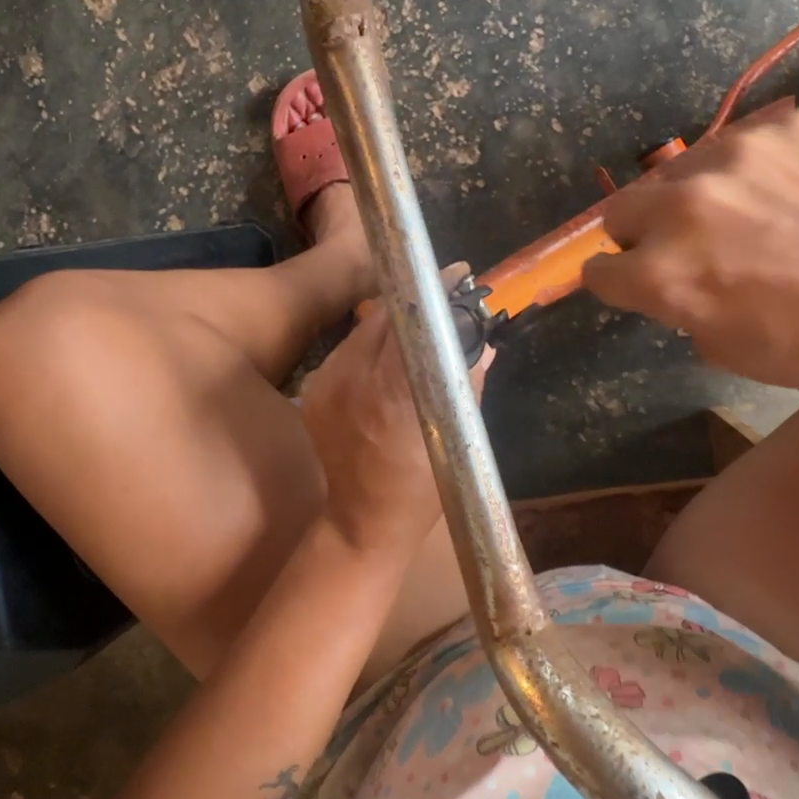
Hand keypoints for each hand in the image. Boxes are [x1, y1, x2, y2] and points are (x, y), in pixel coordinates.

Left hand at [299, 268, 493, 553]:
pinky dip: (371, 345)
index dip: (437, 293)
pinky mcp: (314, 388)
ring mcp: (328, 382)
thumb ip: (469, 385)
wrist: (359, 522)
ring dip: (395, 320)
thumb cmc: (423, 488)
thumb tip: (483, 345)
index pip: (414, 320)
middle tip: (446, 294)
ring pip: (365, 327)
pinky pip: (348, 349)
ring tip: (420, 324)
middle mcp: (356, 379)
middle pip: (387, 314)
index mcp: (397, 393)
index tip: (458, 277)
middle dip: (418, 300)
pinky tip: (389, 356)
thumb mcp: (458, 439)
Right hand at [581, 104, 798, 417]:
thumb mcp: (730, 350)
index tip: (634, 284)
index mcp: (664, 275)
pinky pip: (742, 143)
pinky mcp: (788, 120)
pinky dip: (752, 169)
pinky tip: (797, 192)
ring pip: (681, 171)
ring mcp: (738, 152)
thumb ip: (681, 306)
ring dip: (695, 196)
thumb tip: (673, 280)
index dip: (617, 282)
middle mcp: (684, 205)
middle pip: (623, 210)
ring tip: (750, 216)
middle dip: (644, 235)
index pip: (599, 270)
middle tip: (689, 250)